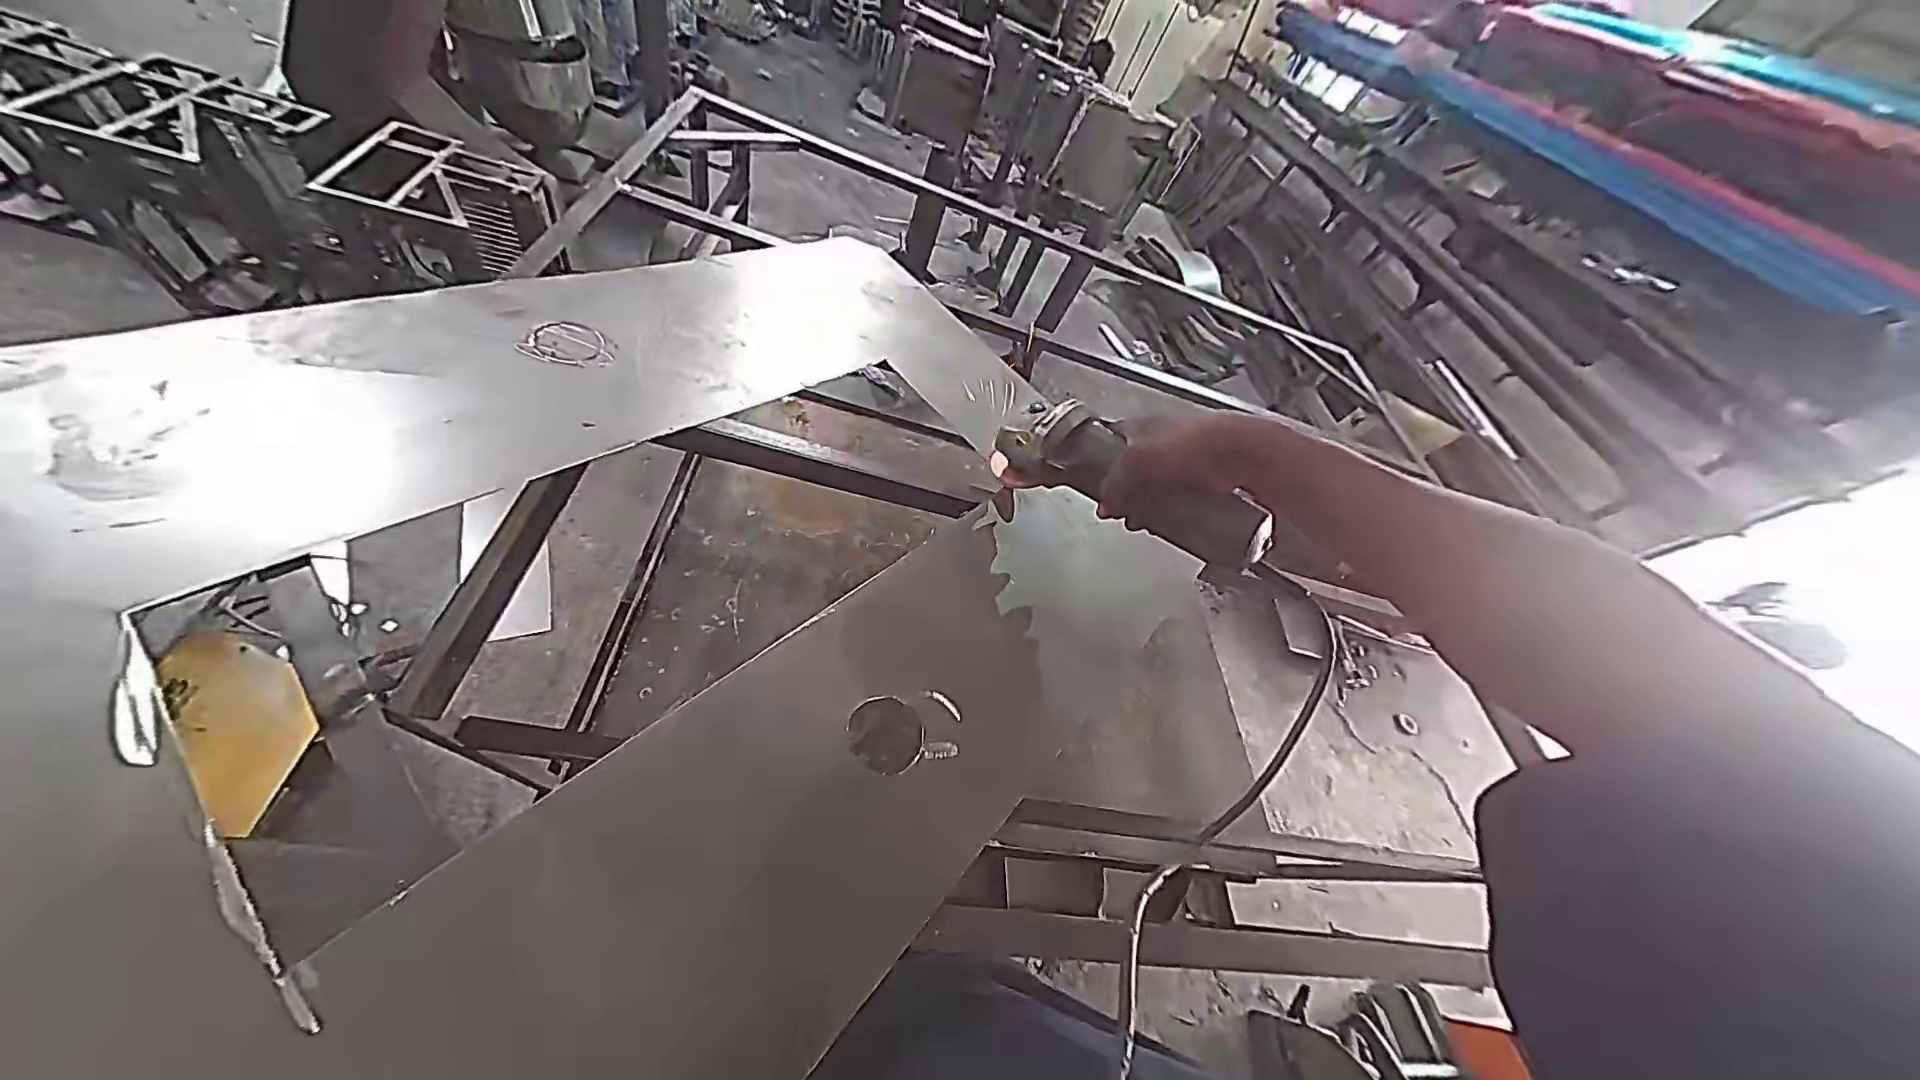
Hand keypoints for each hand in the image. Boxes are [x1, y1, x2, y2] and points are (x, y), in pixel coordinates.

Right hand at [1096, 415, 1254, 527]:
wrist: (1237, 456)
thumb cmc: (1189, 444)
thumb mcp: (1135, 460)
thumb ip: (1114, 482)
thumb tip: (1105, 503)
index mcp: (1141, 428)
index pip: (1112, 440)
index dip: (1100, 459)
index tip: (1092, 478)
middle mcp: (1161, 443)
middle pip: (1132, 469)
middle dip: (1122, 491)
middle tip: (1116, 507)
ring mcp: (1182, 463)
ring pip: (1154, 486)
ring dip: (1144, 505)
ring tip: (1137, 520)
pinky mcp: (1200, 483)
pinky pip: (1176, 501)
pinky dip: (1167, 513)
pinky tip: (1163, 522)